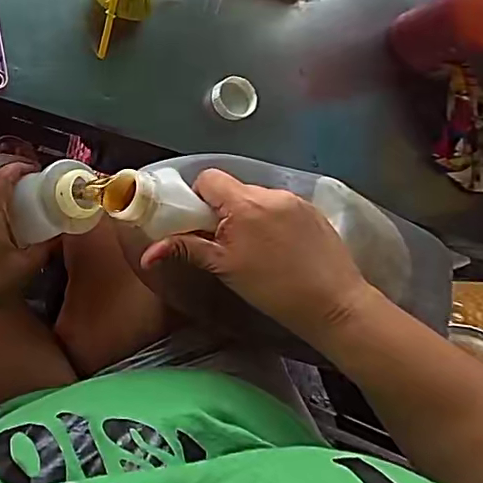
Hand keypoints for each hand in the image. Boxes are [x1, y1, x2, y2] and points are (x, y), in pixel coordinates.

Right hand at [139, 169, 384, 343]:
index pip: (209, 178)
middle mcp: (269, 193)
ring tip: (256, 248)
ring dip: (249, 214)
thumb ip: (186, 250)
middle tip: (226, 241)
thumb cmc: (273, 289)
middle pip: (233, 188)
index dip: (199, 197)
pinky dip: (273, 220)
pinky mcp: (313, 210)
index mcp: (244, 203)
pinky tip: (280, 247)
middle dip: (224, 209)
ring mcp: (294, 200)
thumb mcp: (225, 269)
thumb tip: (148, 254)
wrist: (333, 303)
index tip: (200, 222)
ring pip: (258, 197)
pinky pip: (281, 206)